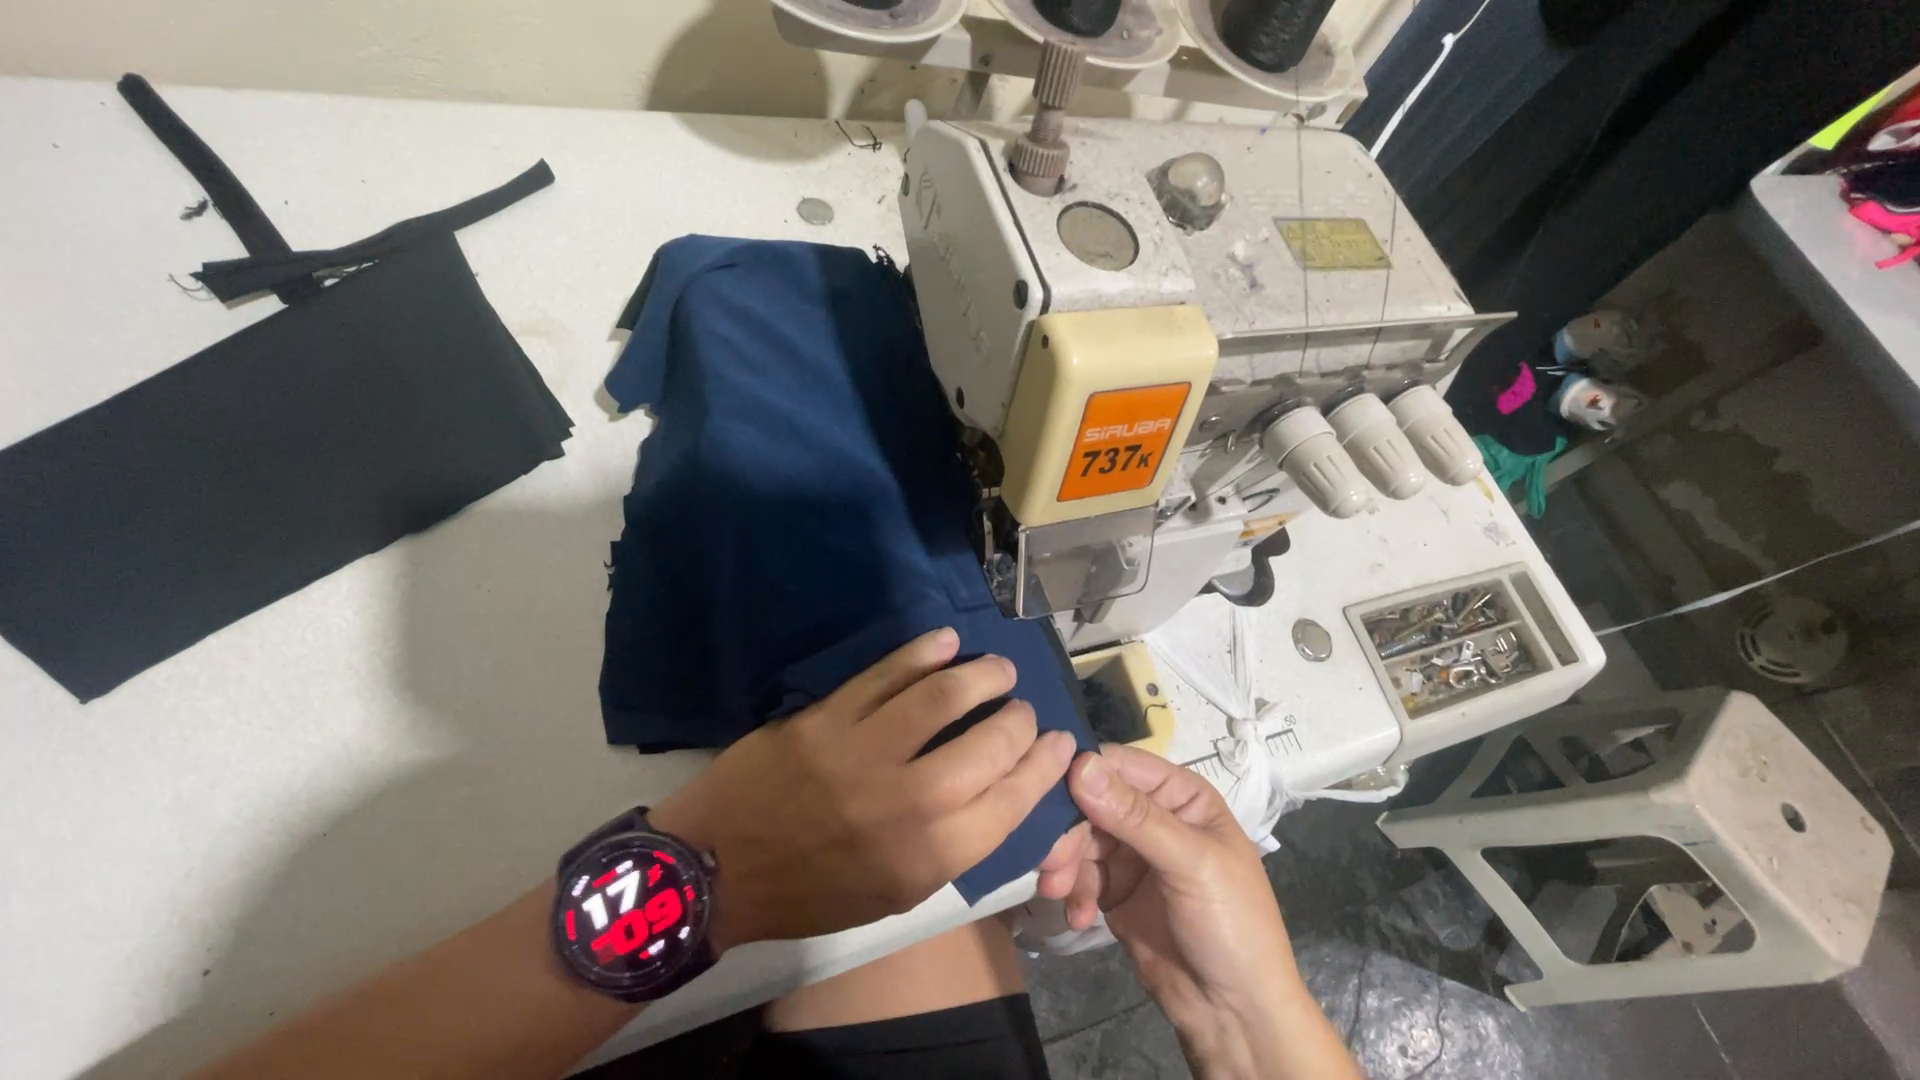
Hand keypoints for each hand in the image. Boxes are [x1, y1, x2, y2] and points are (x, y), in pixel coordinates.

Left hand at [650, 627, 1081, 948]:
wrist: (718, 870)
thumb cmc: (813, 892)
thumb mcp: (895, 894)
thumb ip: (953, 846)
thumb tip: (1001, 793)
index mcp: (931, 855)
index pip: (1016, 798)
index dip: (1046, 764)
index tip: (1058, 742)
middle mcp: (911, 802)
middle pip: (992, 743)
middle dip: (1020, 719)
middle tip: (1020, 707)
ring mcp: (866, 753)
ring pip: (946, 696)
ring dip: (983, 675)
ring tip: (997, 669)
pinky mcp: (827, 718)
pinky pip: (887, 674)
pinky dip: (924, 652)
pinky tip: (947, 643)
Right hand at [1061, 744, 1358, 1079]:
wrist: (1236, 1014)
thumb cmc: (1232, 924)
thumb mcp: (1190, 863)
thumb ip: (1135, 815)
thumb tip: (1081, 765)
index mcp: (1180, 795)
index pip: (1120, 765)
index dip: (1082, 772)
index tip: (1044, 790)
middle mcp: (1153, 817)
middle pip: (1091, 803)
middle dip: (1068, 830)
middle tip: (1049, 860)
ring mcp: (1132, 856)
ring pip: (1080, 840)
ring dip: (1064, 864)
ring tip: (1057, 892)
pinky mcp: (1115, 892)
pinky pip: (1080, 877)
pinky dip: (1072, 893)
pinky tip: (1078, 916)